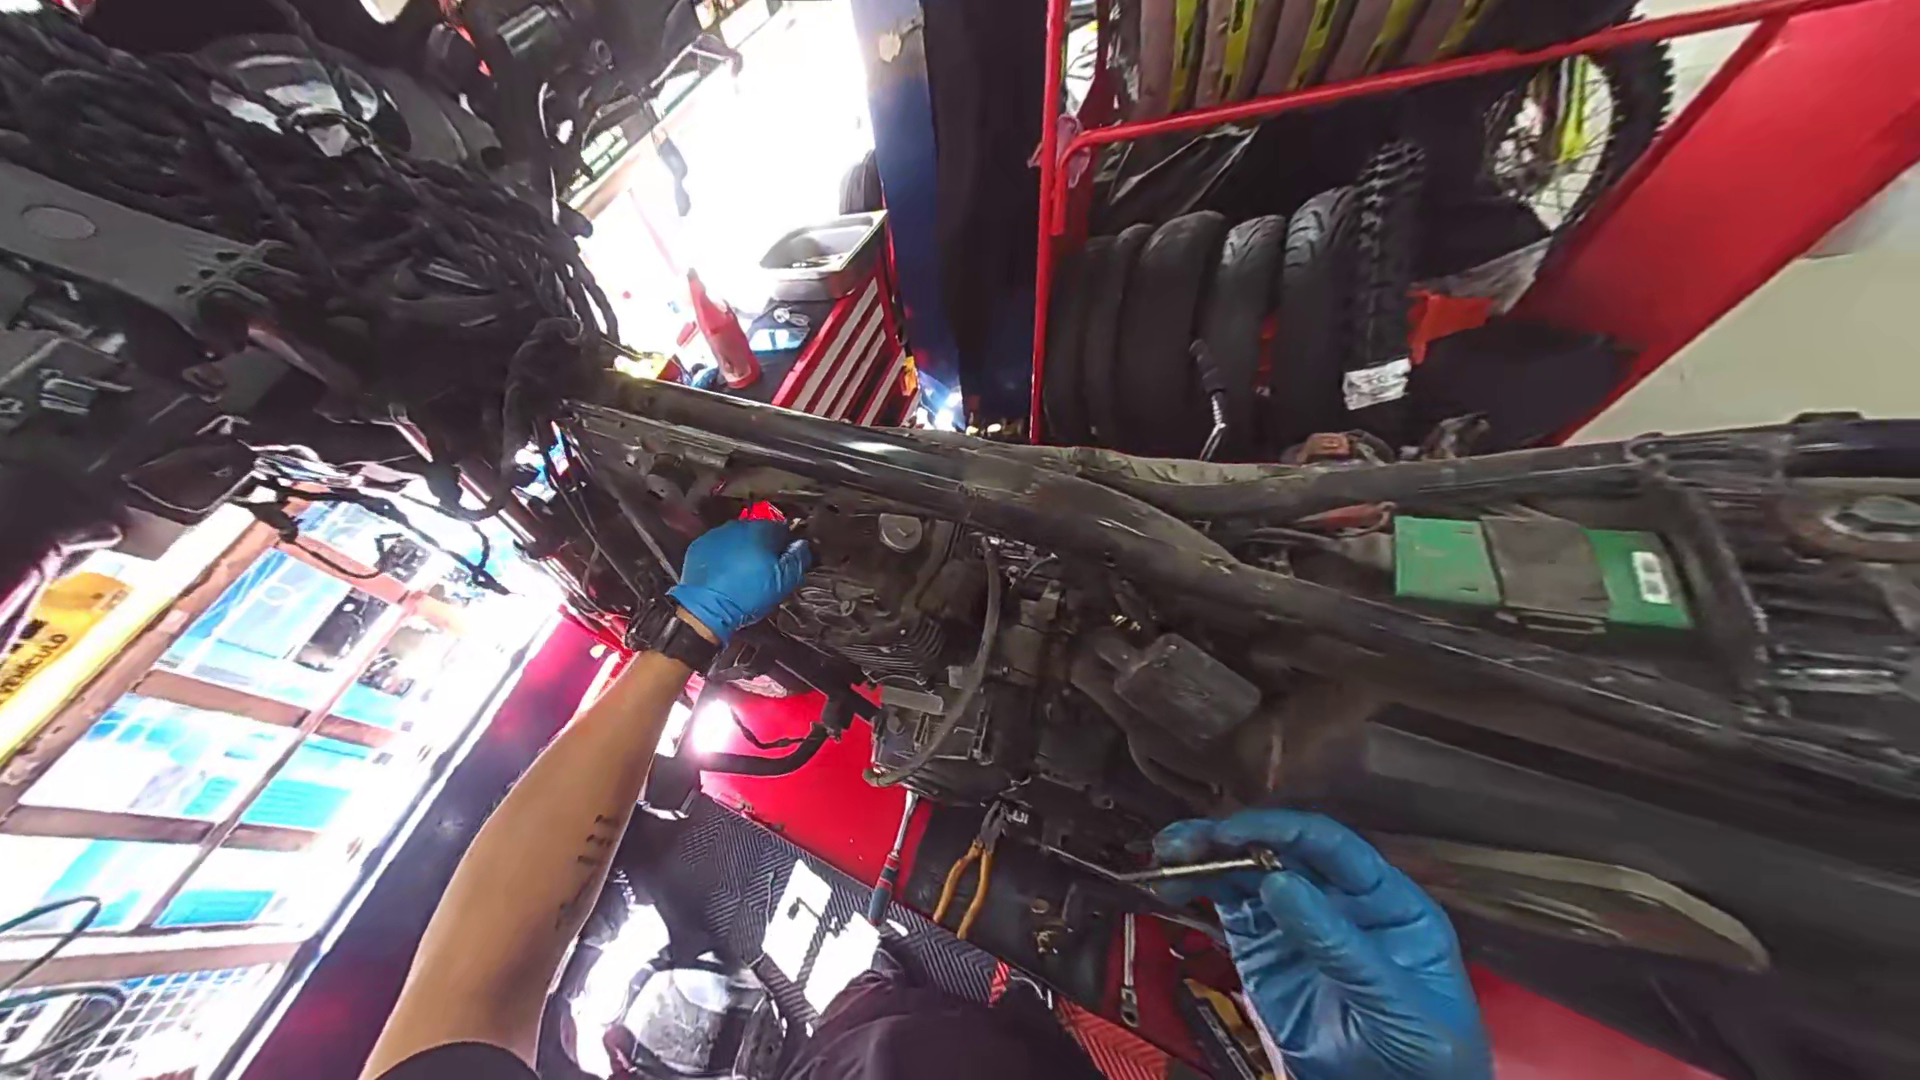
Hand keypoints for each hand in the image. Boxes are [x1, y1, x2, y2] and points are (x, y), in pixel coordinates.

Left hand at [666, 520, 810, 642]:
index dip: (786, 544)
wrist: (706, 609)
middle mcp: (738, 526)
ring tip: (743, 571)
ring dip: (743, 548)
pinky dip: (724, 554)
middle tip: (765, 568)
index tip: (785, 559)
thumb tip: (802, 545)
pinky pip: (718, 545)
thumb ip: (797, 559)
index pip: (782, 528)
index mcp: (762, 531)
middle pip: (758, 530)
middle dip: (763, 545)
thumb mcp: (783, 582)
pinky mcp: (699, 546)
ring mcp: (715, 534)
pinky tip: (725, 572)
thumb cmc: (749, 594)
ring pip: (737, 536)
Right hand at [1154, 810, 1489, 1079]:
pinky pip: (1220, 896)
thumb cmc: (1418, 1064)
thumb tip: (1276, 880)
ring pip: (1240, 863)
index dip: (1278, 830)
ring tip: (1164, 855)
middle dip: (1225, 838)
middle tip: (1181, 843)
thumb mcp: (1398, 1012)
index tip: (1231, 833)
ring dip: (1199, 853)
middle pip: (1273, 845)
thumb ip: (1340, 946)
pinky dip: (1191, 883)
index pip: (1328, 844)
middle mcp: (1333, 890)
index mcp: (1382, 897)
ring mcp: (1290, 909)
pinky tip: (1167, 883)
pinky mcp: (1256, 932)